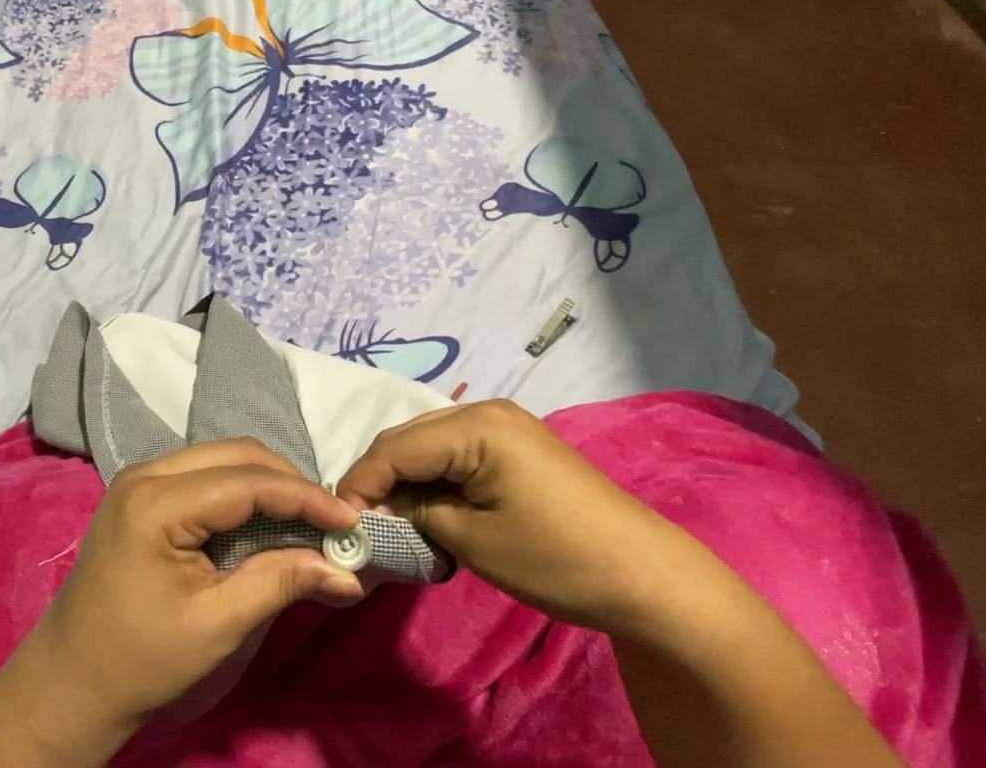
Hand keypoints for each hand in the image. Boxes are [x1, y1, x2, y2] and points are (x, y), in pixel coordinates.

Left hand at [0, 438, 364, 766]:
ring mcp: (139, 480)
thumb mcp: (216, 626)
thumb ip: (280, 583)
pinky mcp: (141, 495)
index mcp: (156, 503)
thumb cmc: (140, 659)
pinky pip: (205, 475)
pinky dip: (243, 492)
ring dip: (268, 484)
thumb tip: (348, 572)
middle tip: (331, 523)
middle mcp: (145, 474)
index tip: (352, 522)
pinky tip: (266, 520)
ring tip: (307, 522)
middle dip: (289, 483)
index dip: (305, 497)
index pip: (247, 482)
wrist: (70, 681)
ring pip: (222, 459)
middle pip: (236, 456)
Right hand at [335, 399, 717, 636]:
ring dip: (404, 476)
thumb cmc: (555, 557)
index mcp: (475, 425)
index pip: (394, 448)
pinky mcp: (517, 443)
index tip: (339, 523)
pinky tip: (426, 506)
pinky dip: (433, 476)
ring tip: (389, 518)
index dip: (360, 483)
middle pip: (408, 437)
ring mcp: (506, 424)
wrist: (645, 575)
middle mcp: (486, 410)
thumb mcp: (471, 539)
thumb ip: (415, 513)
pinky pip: (456, 450)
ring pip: (430, 442)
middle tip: (360, 522)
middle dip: (379, 477)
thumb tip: (378, 509)